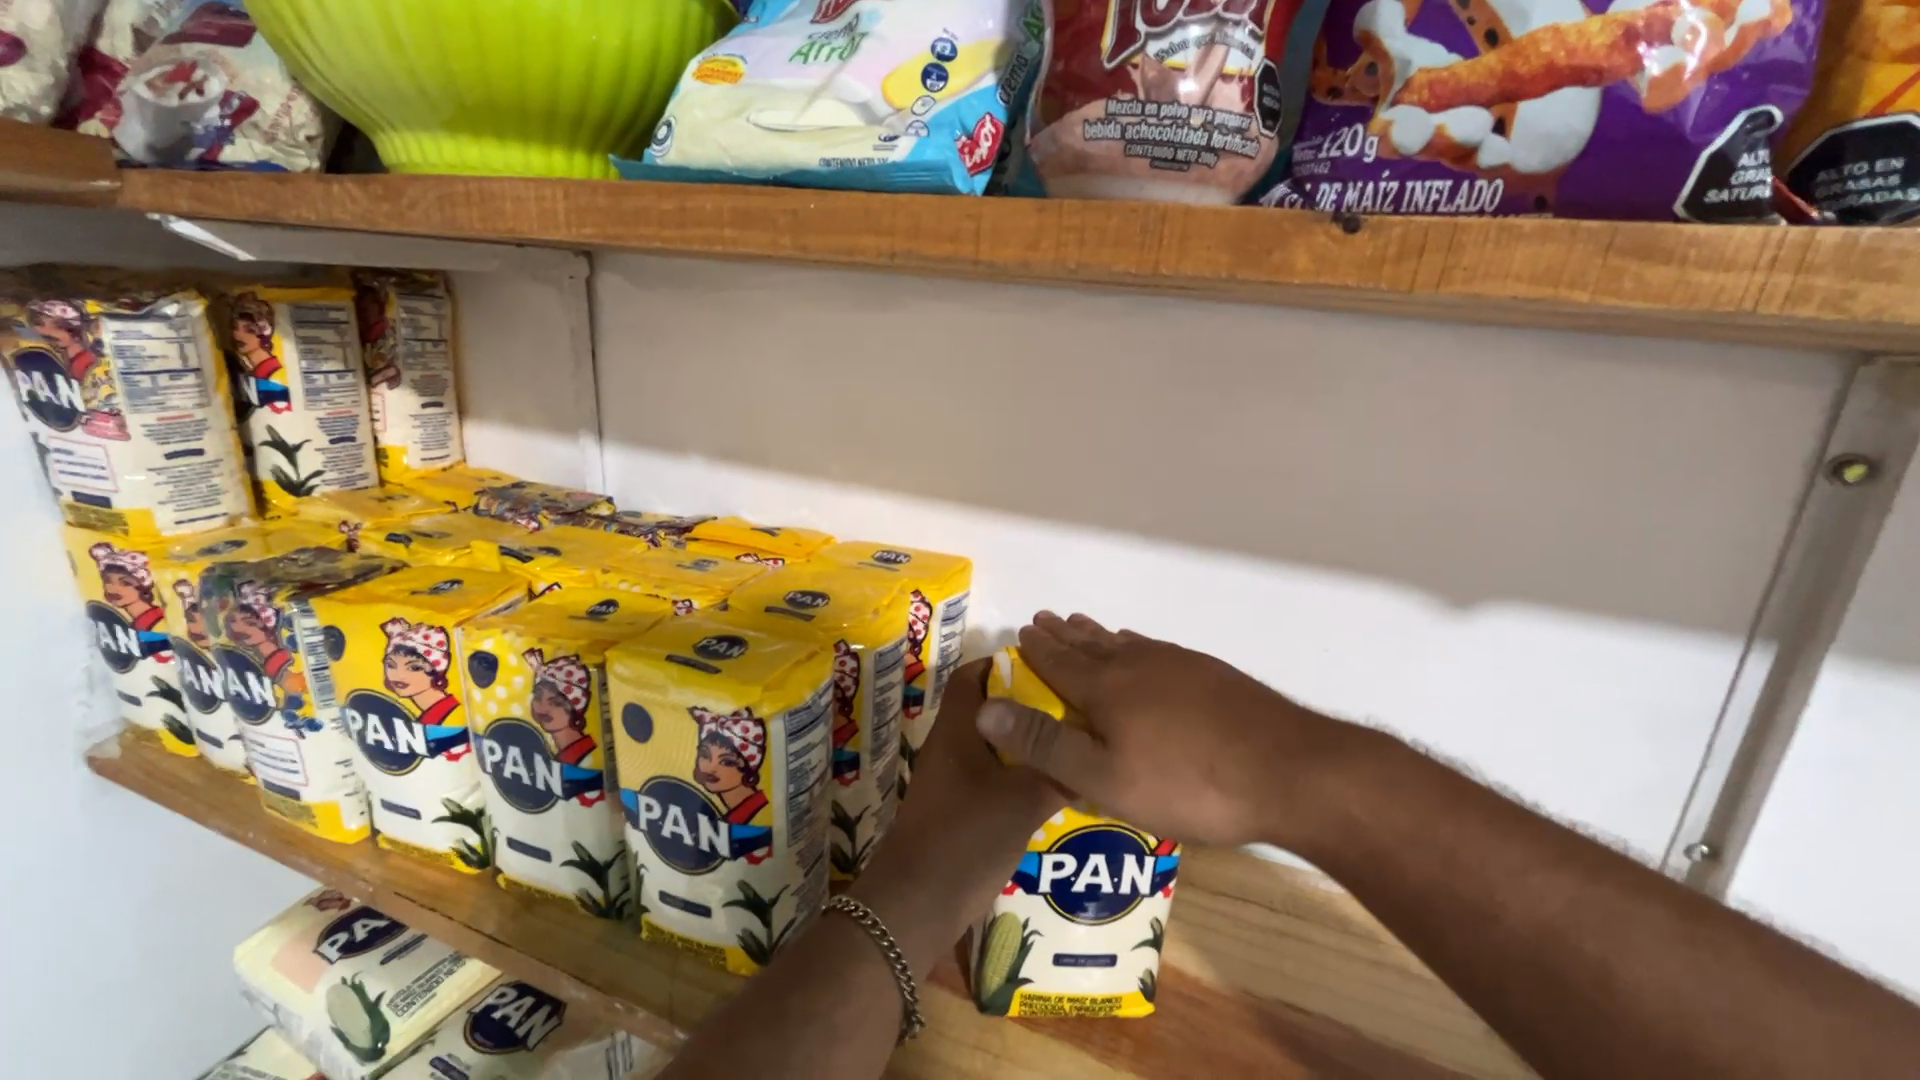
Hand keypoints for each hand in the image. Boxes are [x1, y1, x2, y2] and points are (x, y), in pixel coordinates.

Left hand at [850, 658, 1065, 974]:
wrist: (918, 905)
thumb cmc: (966, 837)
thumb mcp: (1023, 799)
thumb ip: (1058, 770)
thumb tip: (1096, 750)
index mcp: (957, 730)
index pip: (974, 675)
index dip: (1006, 664)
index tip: (1050, 668)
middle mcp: (951, 747)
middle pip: (990, 710)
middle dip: (1029, 705)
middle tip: (1074, 707)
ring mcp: (953, 781)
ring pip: (995, 747)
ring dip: (1029, 744)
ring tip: (1075, 744)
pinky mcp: (960, 810)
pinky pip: (994, 778)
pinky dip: (1022, 776)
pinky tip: (1057, 790)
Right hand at [975, 612, 1350, 848]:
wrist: (1289, 771)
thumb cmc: (1188, 784)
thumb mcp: (1105, 778)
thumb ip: (1045, 745)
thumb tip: (984, 711)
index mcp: (1107, 688)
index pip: (1060, 662)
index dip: (1038, 650)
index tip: (1022, 631)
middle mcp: (1139, 665)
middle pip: (1092, 645)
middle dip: (1065, 635)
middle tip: (1046, 619)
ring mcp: (1180, 666)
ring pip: (1127, 644)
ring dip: (1100, 636)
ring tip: (1085, 627)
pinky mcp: (1213, 676)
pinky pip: (1158, 650)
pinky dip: (1138, 646)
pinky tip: (1145, 652)